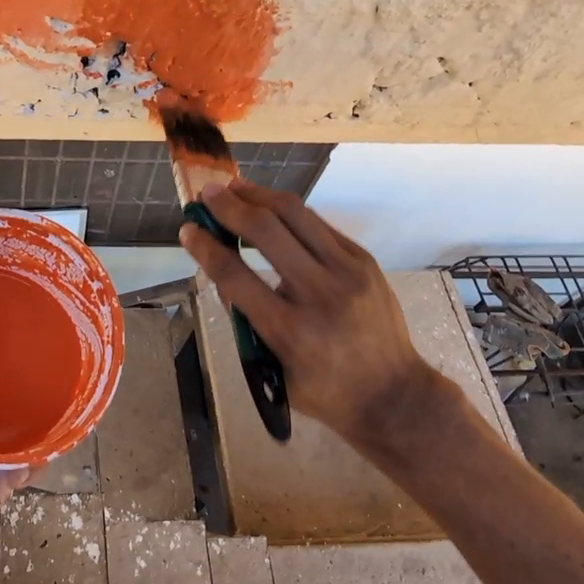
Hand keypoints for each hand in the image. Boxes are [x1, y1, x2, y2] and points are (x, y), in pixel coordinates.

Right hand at [179, 180, 436, 445]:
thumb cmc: (326, 392)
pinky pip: (318, 224)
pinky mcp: (363, 260)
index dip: (206, 248)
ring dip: (259, 196)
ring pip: (296, 215)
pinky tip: (270, 206)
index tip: (187, 230)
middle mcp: (320, 294)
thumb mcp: (274, 369)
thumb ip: (247, 320)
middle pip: (266, 232)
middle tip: (207, 194)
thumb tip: (222, 266)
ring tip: (235, 187)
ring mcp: (347, 272)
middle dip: (230, 207)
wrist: (396, 396)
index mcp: (290, 331)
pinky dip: (288, 212)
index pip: (236, 276)